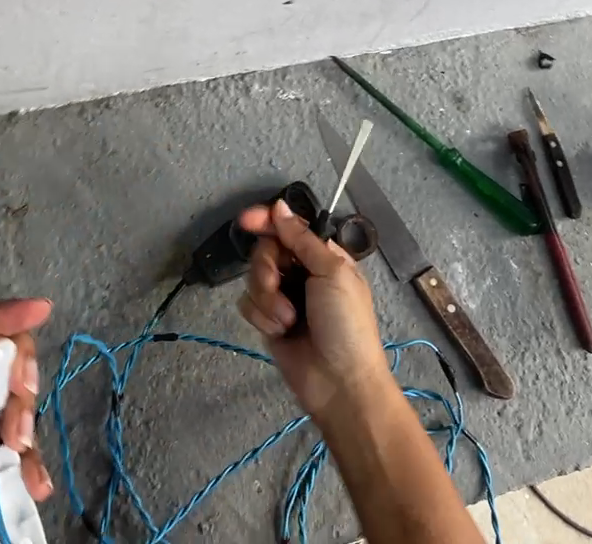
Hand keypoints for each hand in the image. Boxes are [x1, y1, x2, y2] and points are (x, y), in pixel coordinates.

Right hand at [236, 199, 393, 419]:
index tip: (246, 220)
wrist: (340, 383)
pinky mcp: (269, 321)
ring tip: (286, 319)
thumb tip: (279, 206)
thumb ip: (302, 239)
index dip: (267, 220)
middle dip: (267, 268)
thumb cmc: (345, 323)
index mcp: (323, 257)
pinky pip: (248, 304)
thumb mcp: (332, 273)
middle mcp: (302, 273)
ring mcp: (284, 298)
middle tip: (278, 284)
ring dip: (268, 297)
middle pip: (266, 251)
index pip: (289, 229)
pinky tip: (280, 331)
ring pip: (254, 277)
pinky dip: (262, 317)